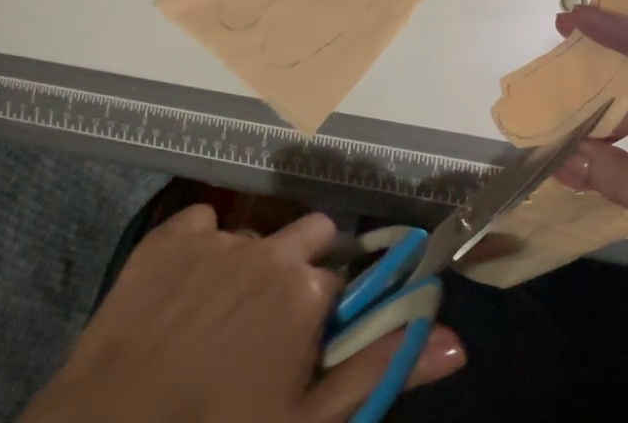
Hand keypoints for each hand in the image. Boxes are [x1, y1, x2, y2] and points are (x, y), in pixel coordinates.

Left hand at [18, 208, 464, 422]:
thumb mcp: (310, 418)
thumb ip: (384, 369)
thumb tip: (458, 341)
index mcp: (310, 289)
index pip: (348, 278)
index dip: (334, 309)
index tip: (317, 336)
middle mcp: (272, 248)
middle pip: (313, 234)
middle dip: (305, 266)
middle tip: (276, 318)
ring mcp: (217, 238)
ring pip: (256, 234)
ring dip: (251, 263)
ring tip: (219, 314)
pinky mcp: (168, 237)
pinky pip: (202, 223)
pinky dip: (200, 248)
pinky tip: (183, 289)